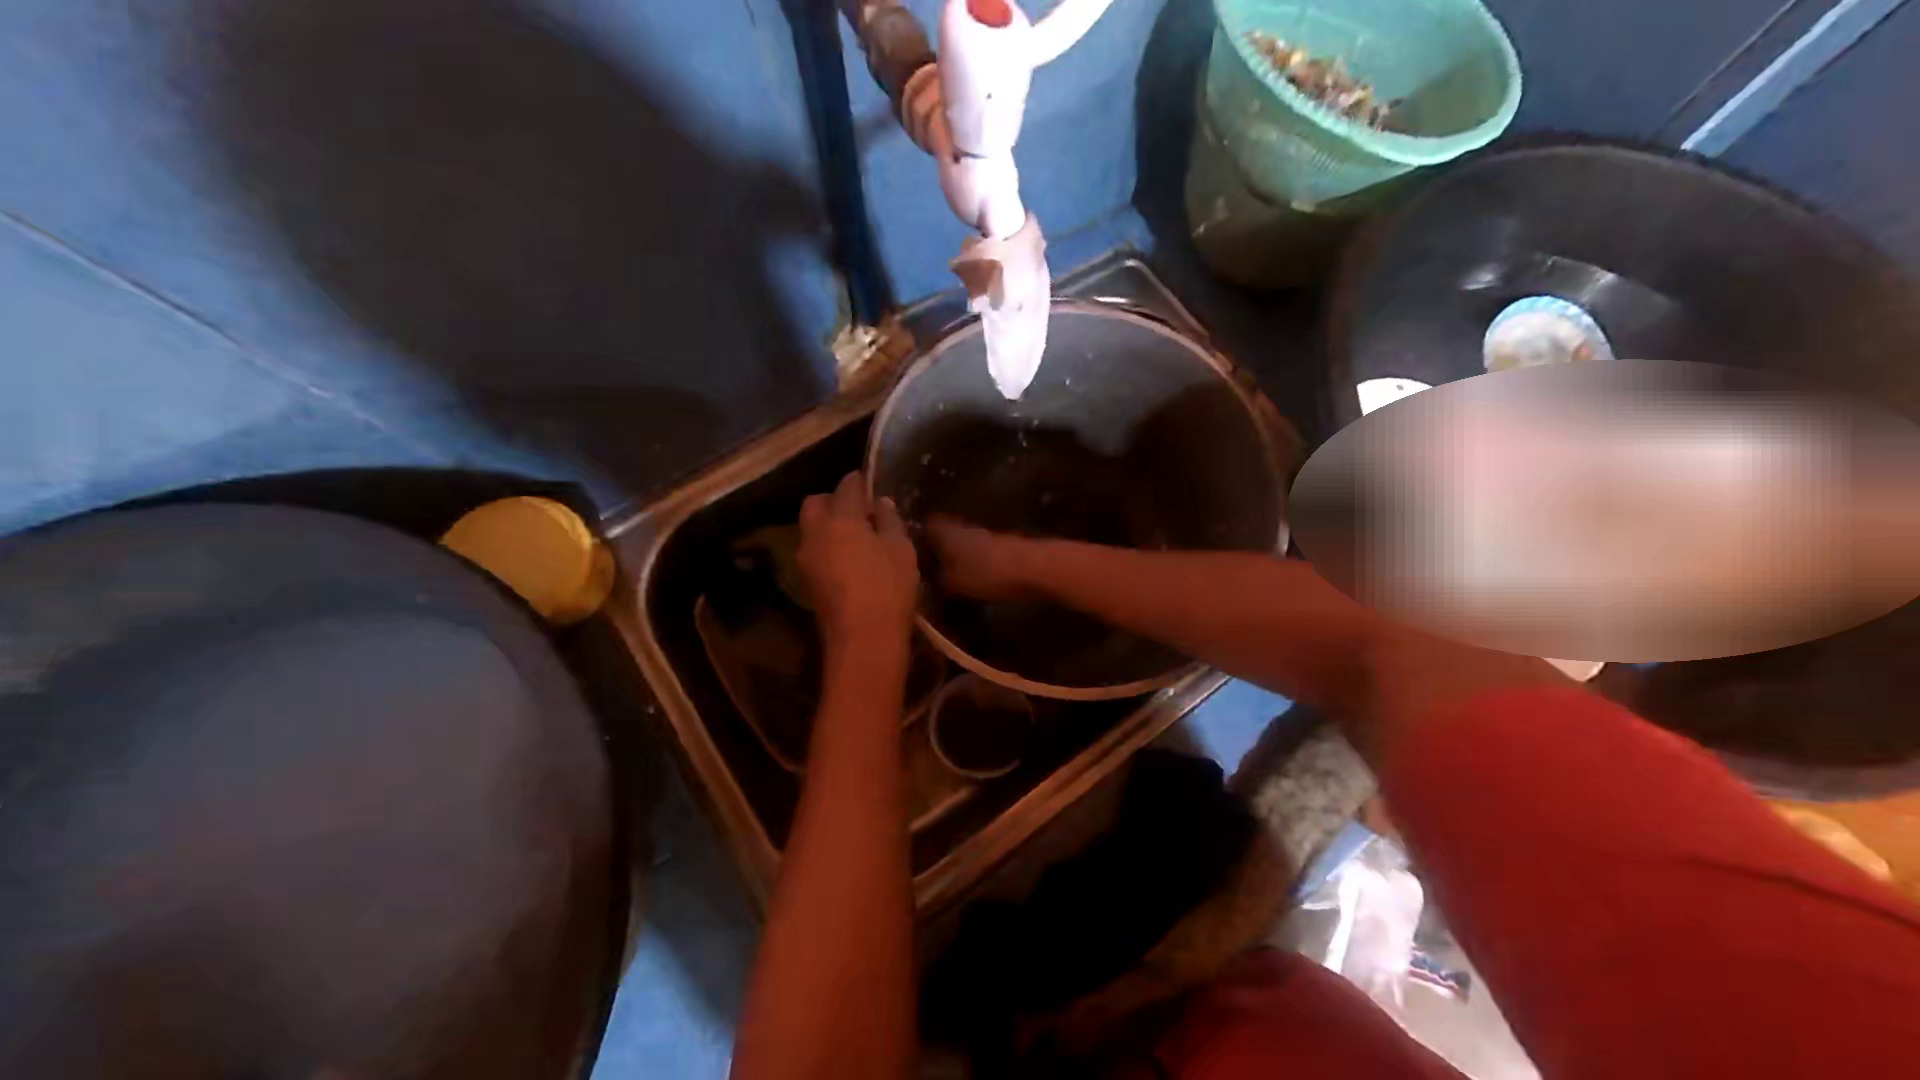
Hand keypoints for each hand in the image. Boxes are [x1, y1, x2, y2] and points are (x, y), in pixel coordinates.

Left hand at [799, 472, 919, 646]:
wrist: (862, 640)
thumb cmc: (888, 588)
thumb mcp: (901, 549)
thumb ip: (889, 520)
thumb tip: (880, 504)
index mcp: (839, 518)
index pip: (847, 486)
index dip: (861, 482)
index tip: (872, 484)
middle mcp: (815, 532)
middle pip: (817, 503)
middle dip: (835, 500)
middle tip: (861, 511)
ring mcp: (806, 558)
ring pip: (812, 527)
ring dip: (829, 524)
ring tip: (857, 537)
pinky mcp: (807, 581)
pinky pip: (815, 550)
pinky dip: (828, 546)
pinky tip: (850, 559)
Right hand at [926, 517, 1040, 602]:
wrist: (1034, 567)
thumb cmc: (988, 574)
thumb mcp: (954, 584)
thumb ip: (938, 580)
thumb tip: (927, 579)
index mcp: (949, 534)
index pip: (929, 525)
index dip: (920, 534)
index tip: (913, 548)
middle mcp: (967, 529)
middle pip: (949, 532)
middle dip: (940, 545)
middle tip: (932, 563)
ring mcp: (988, 536)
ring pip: (967, 540)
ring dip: (960, 552)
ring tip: (953, 571)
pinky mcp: (1005, 546)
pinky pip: (982, 551)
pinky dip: (976, 559)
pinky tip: (976, 574)